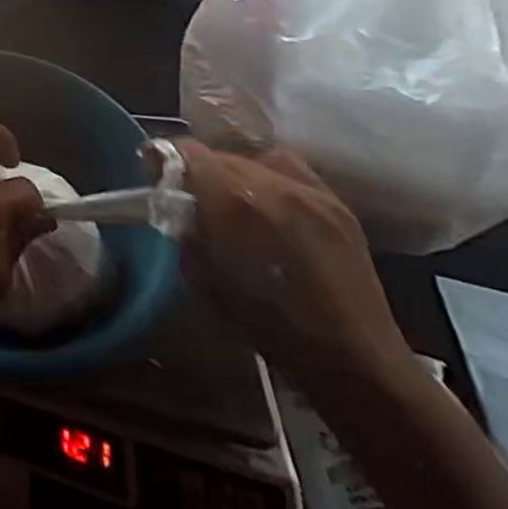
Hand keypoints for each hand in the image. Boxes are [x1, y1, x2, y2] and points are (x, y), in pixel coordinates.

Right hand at [178, 140, 410, 383]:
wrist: (351, 356)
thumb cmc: (267, 324)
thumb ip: (185, 230)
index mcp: (231, 201)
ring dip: (235, 174)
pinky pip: (289, 171)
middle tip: (193, 195)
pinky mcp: (335, 200)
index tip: (155, 173)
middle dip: (199, 170)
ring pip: (253, 158)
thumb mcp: (203, 277)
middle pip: (219, 153)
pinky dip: (270, 179)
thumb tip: (174, 206)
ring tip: (234, 200)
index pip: (186, 152)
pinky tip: (271, 205)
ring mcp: (308, 189)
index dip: (165, 159)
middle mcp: (270, 183)